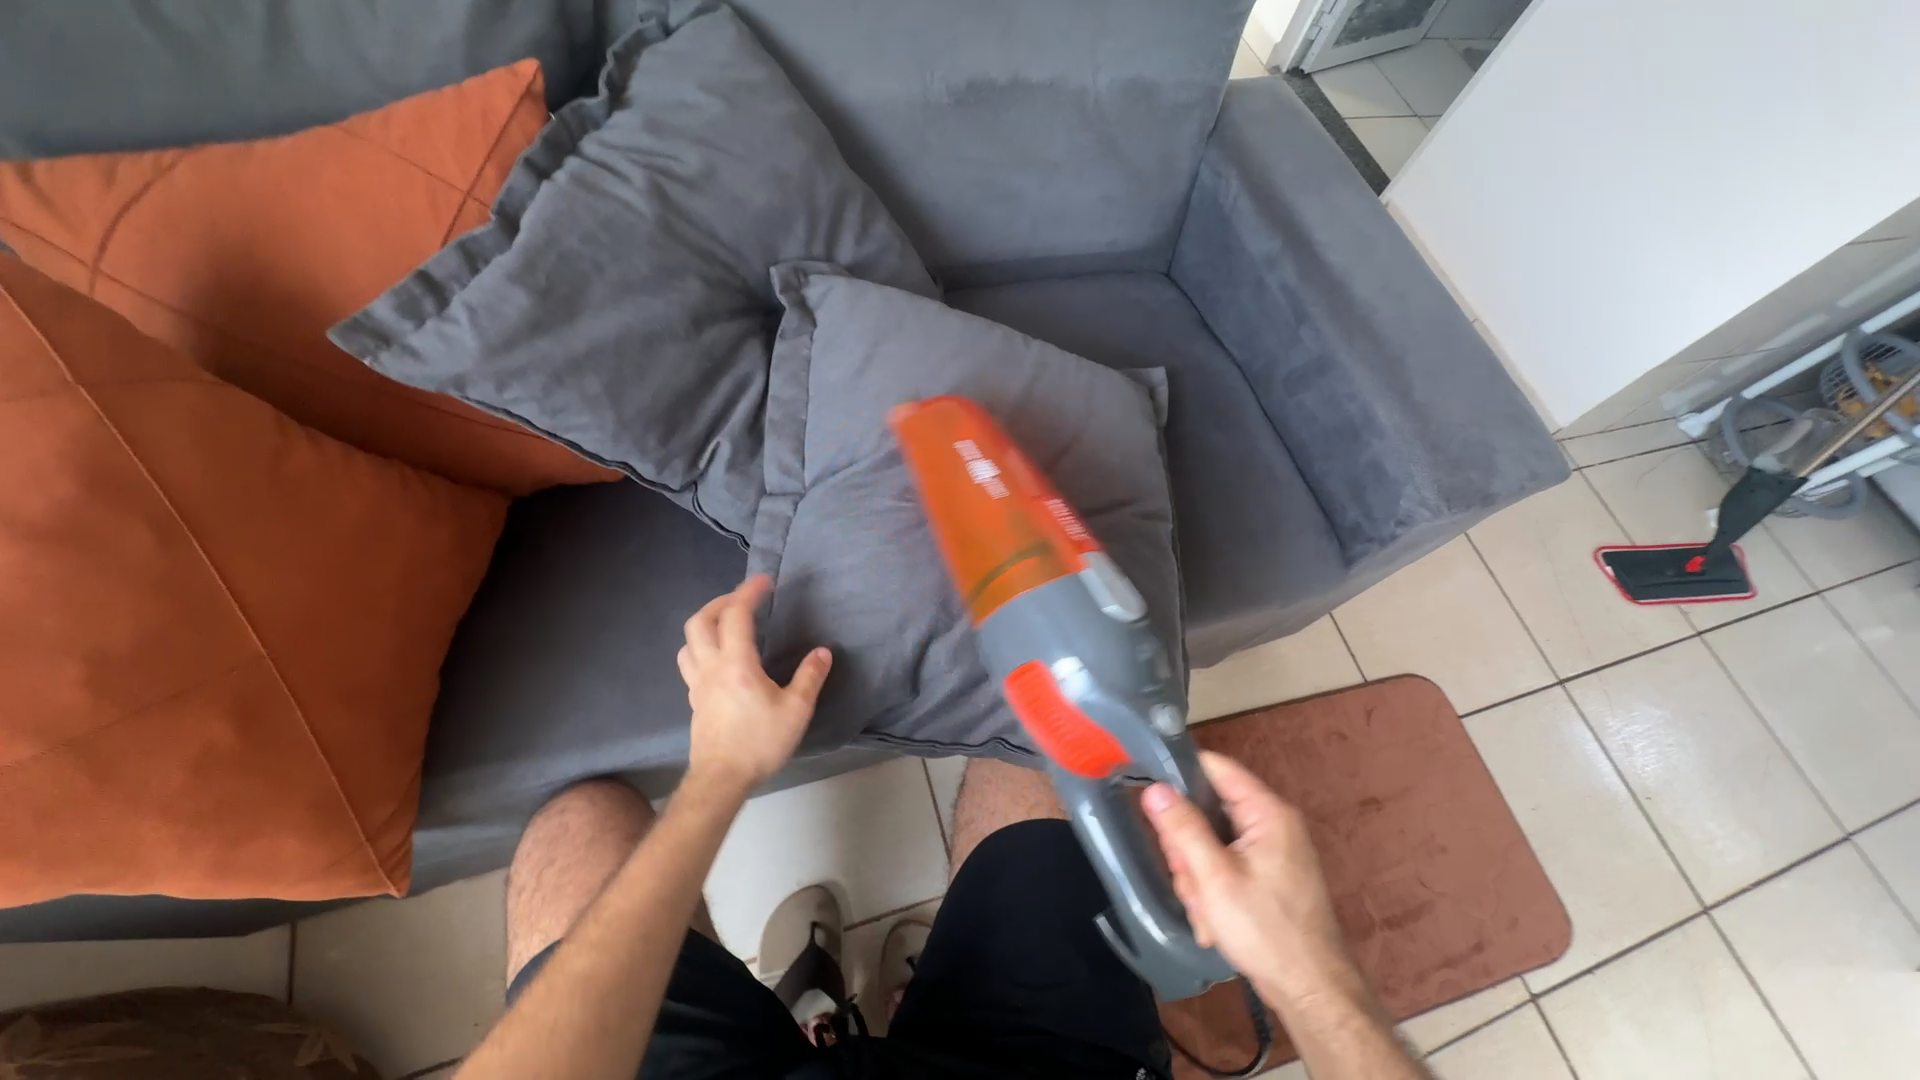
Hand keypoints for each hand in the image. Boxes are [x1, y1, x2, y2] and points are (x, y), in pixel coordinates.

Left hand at [676, 576, 831, 795]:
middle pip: (700, 622)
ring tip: (724, 624)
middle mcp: (711, 668)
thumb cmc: (759, 743)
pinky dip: (701, 649)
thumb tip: (823, 652)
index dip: (748, 592)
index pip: (736, 615)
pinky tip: (719, 660)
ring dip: (704, 624)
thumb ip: (810, 677)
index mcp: (737, 664)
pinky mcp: (695, 702)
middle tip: (741, 599)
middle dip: (720, 602)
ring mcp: (698, 685)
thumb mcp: (796, 710)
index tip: (765, 581)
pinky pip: (690, 664)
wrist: (722, 780)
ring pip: (688, 643)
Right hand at [1141, 752, 1360, 1010]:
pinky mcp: (1266, 875)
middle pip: (1208, 809)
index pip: (1215, 767)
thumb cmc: (1265, 928)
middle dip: (1188, 846)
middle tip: (1188, 877)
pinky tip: (1213, 919)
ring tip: (1205, 908)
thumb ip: (1183, 828)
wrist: (1310, 990)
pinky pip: (1224, 864)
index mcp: (1267, 812)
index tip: (1151, 796)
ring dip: (1198, 875)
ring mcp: (1271, 851)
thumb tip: (1154, 788)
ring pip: (1211, 841)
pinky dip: (1213, 889)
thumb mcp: (1214, 876)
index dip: (1180, 774)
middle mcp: (1272, 823)